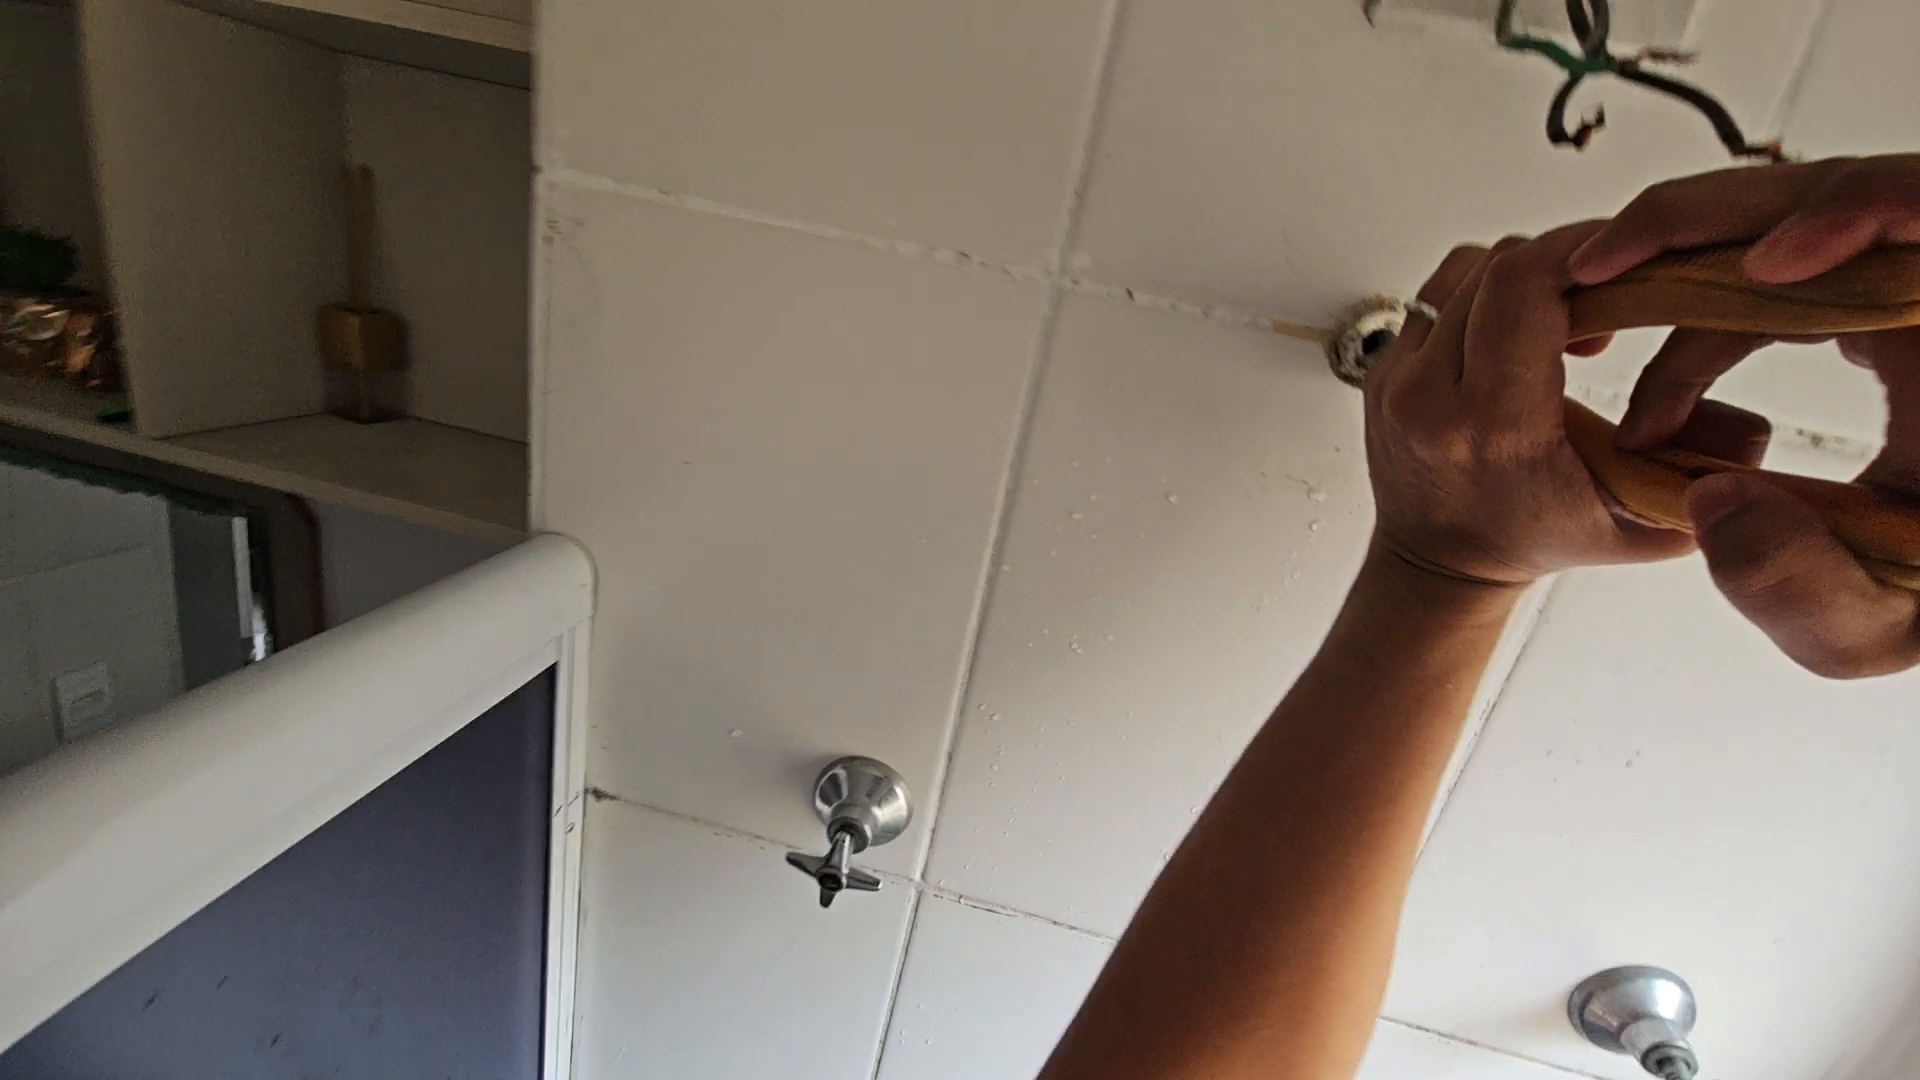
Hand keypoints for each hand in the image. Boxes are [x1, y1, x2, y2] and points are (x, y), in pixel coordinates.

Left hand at [1364, 225, 1770, 587]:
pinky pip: (1433, 301)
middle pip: (1493, 271)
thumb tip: (1742, 406)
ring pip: (1459, 276)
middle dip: (1563, 264)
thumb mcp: (1637, 522)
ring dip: (1518, 278)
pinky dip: (1480, 298)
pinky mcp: (1378, 376)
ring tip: (1562, 317)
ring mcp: (1391, 382)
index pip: (1519, 287)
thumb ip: (1705, 467)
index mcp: (1489, 423)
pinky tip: (1515, 333)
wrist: (1436, 561)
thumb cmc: (1529, 539)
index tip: (1631, 267)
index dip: (1581, 250)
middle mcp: (1425, 396)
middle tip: (1609, 297)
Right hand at [1569, 155, 1919, 676]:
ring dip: (1666, 287)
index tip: (1771, 262)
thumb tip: (1708, 495)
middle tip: (1592, 269)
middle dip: (1698, 226)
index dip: (1858, 211)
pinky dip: (1686, 337)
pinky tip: (1652, 411)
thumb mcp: (1869, 624)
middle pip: (1820, 203)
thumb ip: (1794, 582)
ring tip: (1585, 336)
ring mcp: (1900, 302)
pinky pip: (1759, 294)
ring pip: (1767, 242)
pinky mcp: (1865, 320)